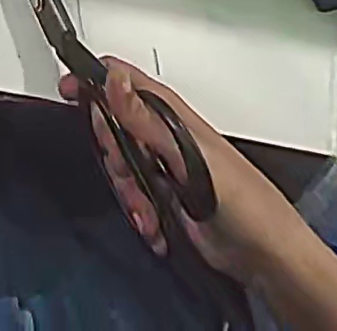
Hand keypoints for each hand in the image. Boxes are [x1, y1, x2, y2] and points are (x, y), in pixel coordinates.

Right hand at [62, 58, 310, 282]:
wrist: (268, 259)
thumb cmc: (242, 201)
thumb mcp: (186, 154)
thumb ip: (144, 117)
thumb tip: (111, 77)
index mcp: (166, 110)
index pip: (118, 78)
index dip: (90, 80)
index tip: (68, 91)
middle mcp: (160, 131)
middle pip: (108, 122)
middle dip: (112, 152)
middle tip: (127, 169)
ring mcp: (159, 161)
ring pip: (116, 161)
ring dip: (127, 190)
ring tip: (147, 209)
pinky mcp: (160, 191)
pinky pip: (128, 192)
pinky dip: (137, 210)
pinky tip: (154, 223)